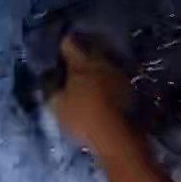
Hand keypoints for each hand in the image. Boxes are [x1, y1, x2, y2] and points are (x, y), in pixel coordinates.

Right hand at [51, 35, 134, 153]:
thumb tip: (49, 80)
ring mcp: (119, 74)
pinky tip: (106, 96)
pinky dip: (110, 84)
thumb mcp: (57, 106)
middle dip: (82, 56)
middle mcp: (102, 60)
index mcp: (81, 61)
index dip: (62, 47)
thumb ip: (51, 90)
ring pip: (105, 65)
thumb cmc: (83, 117)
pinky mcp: (131, 90)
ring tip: (91, 84)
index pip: (69, 43)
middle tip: (74, 68)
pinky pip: (116, 80)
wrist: (119, 138)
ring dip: (98, 71)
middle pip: (90, 50)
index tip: (58, 55)